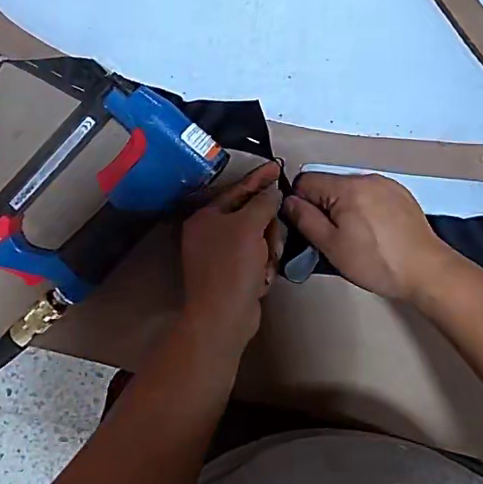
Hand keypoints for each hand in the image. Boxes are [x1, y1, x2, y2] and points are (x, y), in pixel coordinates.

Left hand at [178, 160, 285, 348]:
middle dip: (267, 228)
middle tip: (273, 240)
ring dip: (268, 251)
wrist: (223, 317)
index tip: (278, 166)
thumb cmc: (231, 267)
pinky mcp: (233, 274)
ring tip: (266, 265)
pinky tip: (262, 279)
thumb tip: (272, 191)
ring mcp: (220, 255)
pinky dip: (263, 267)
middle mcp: (209, 233)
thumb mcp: (249, 227)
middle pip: (251, 216)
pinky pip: (257, 259)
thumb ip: (262, 203)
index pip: (237, 190)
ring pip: (258, 238)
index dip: (259, 178)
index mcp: (205, 217)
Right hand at [283, 172, 460, 302]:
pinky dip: (365, 210)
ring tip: (355, 239)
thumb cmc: (382, 263)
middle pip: (328, 185)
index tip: (308, 225)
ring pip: (349, 191)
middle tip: (332, 238)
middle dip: (323, 208)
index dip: (300, 204)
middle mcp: (367, 179)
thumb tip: (288, 202)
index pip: (306, 182)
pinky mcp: (400, 196)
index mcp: (348, 188)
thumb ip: (305, 219)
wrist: (427, 272)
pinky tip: (372, 234)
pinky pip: (370, 195)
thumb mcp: (331, 246)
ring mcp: (387, 186)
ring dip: (344, 209)